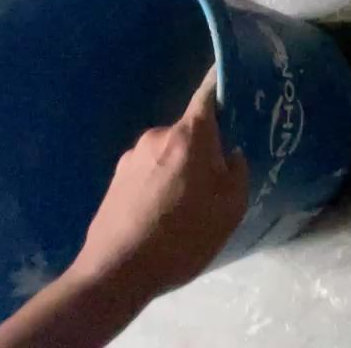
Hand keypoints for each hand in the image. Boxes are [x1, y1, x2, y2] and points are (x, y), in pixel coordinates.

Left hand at [65, 69, 248, 301]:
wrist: (114, 277)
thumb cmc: (184, 234)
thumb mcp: (232, 204)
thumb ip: (238, 170)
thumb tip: (229, 156)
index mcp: (191, 134)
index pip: (209, 93)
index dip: (222, 81)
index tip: (235, 74)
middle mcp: (158, 137)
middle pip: (191, 131)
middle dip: (205, 146)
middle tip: (217, 174)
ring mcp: (130, 161)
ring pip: (168, 154)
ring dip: (179, 168)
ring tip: (187, 203)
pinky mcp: (113, 185)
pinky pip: (148, 173)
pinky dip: (159, 186)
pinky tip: (164, 216)